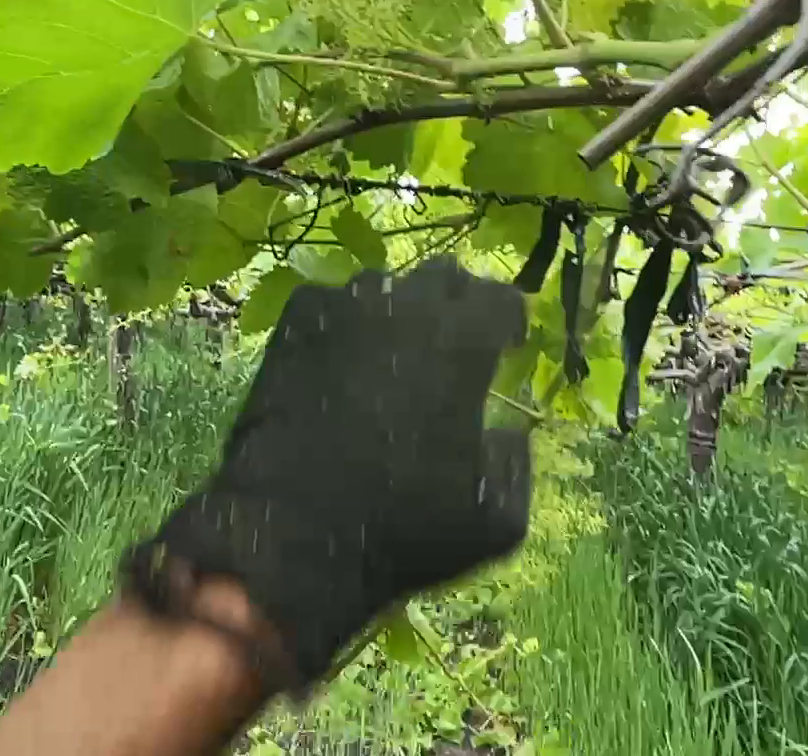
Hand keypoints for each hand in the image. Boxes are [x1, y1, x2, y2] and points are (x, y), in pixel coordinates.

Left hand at [123, 257, 532, 690]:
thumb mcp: (495, 517)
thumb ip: (514, 458)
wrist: (292, 531)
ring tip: (390, 351)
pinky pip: (332, 302)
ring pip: (384, 285)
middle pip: (443, 276)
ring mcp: (346, 306)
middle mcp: (407, 307)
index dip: (508, 320)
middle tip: (452, 342)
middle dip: (456, 303)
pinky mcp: (297, 321)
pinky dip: (345, 321)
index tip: (505, 345)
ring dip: (398, 310)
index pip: (501, 297)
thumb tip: (507, 428)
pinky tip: (338, 359)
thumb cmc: (402, 526)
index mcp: (463, 341)